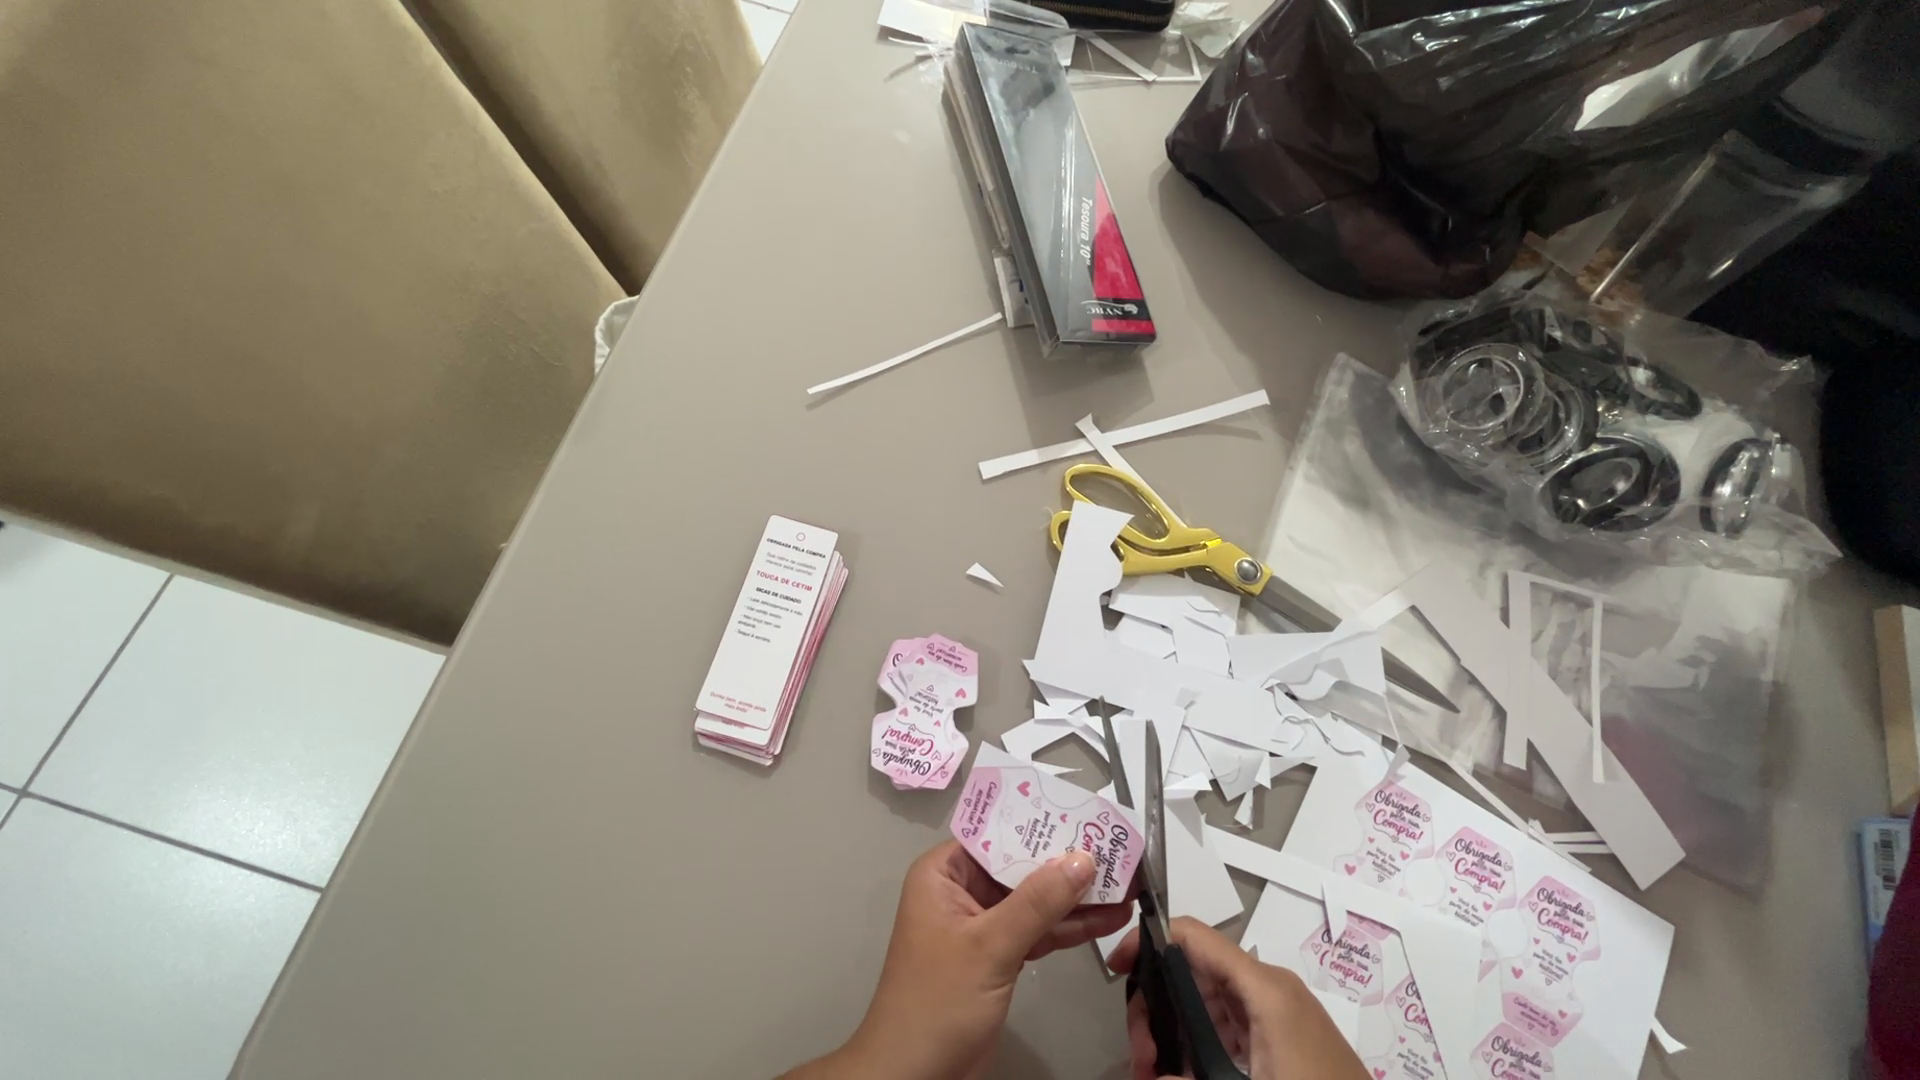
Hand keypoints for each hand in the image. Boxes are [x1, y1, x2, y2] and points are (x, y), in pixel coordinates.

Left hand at [807, 840, 1132, 1079]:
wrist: (914, 1076)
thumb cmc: (938, 1001)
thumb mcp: (990, 946)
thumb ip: (1038, 902)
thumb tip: (1082, 858)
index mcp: (944, 873)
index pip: (996, 834)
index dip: (1039, 824)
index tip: (1084, 814)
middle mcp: (961, 890)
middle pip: (1020, 865)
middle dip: (1066, 861)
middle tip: (1116, 848)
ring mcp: (982, 924)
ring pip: (1034, 898)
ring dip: (1075, 895)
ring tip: (1125, 882)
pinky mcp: (998, 955)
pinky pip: (1038, 929)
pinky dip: (1070, 926)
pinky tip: (1108, 918)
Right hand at [1110, 917, 1368, 1079]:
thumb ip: (1191, 1079)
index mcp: (1264, 986)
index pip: (1193, 936)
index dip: (1149, 941)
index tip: (1118, 970)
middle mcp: (1269, 986)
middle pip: (1193, 973)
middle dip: (1157, 1008)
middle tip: (1140, 1059)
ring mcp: (1278, 1010)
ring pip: (1208, 1000)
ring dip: (1176, 1030)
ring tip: (1157, 1072)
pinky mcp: (1284, 1034)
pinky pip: (1229, 1022)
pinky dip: (1200, 1042)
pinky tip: (1186, 1074)